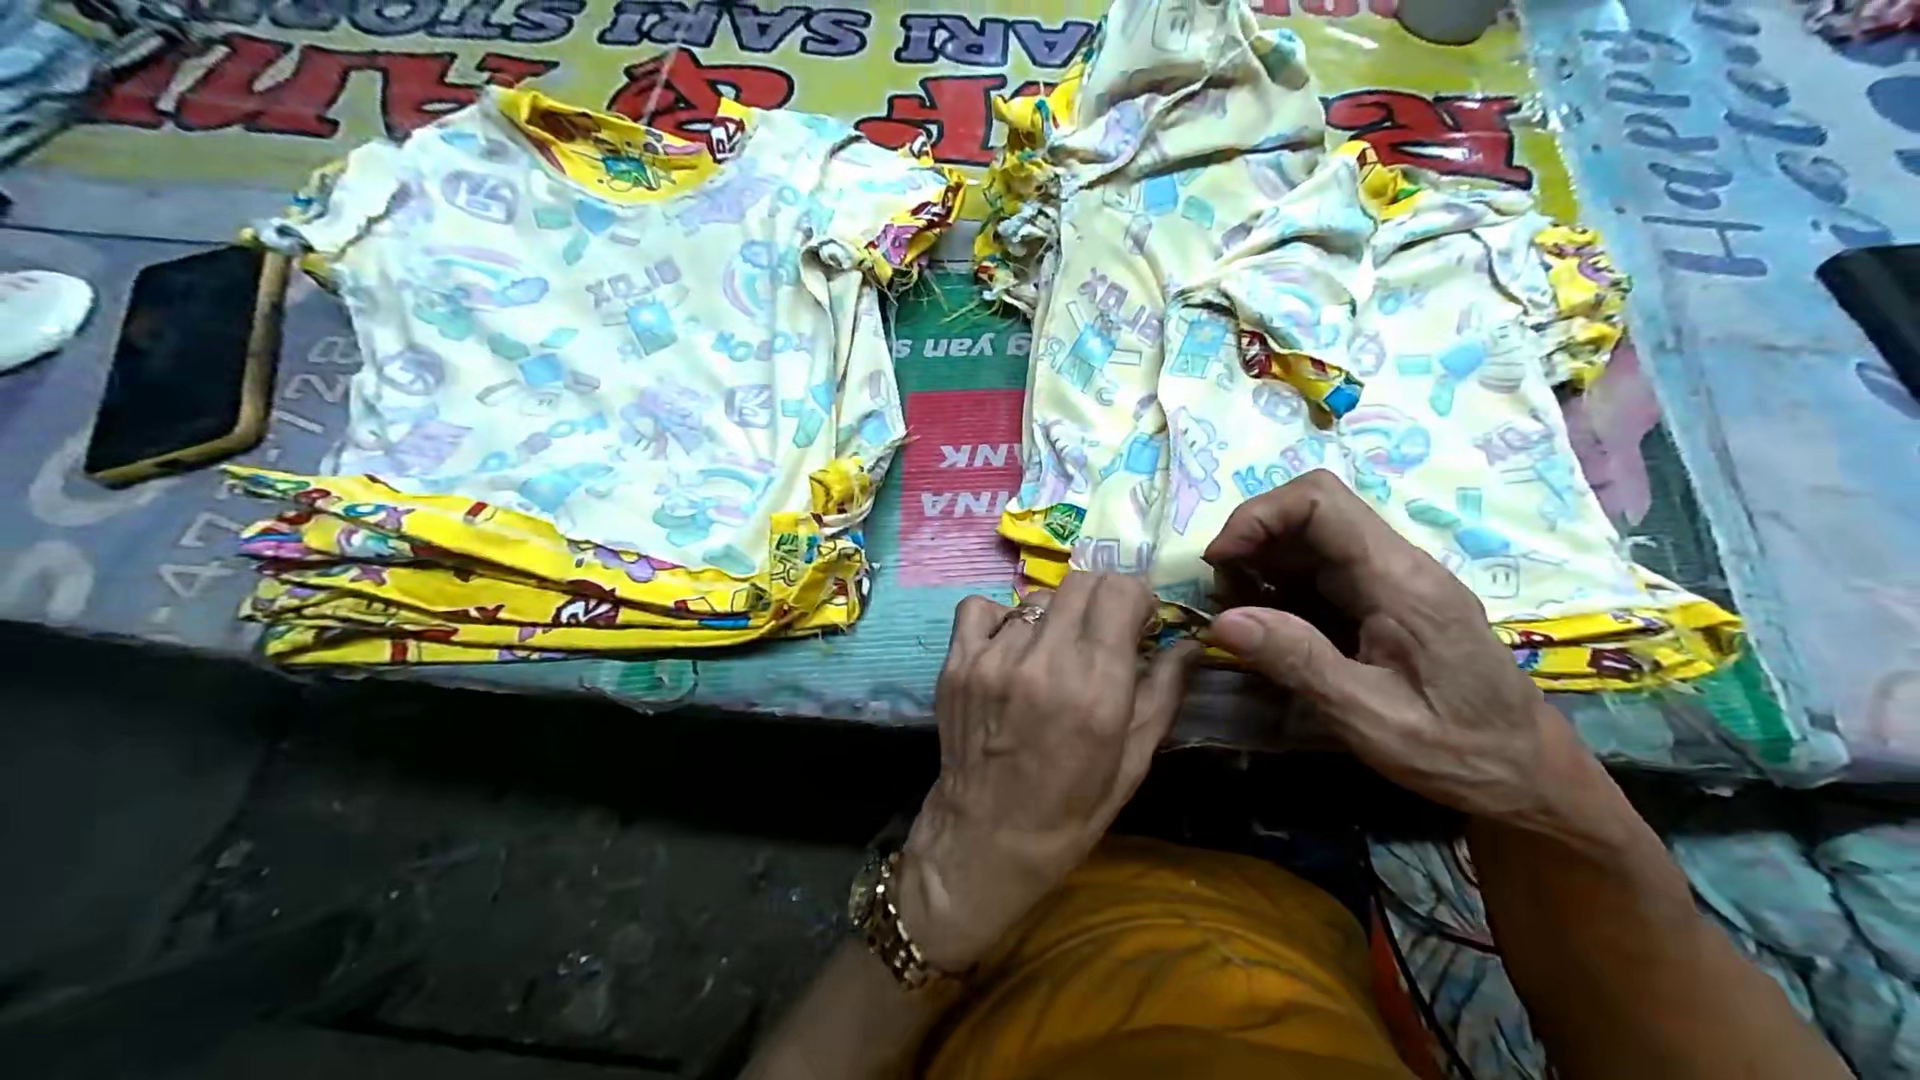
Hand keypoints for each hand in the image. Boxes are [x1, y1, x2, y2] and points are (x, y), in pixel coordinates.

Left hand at [895, 573, 1198, 972]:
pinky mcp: (957, 663)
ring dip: (1054, 618)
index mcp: (1097, 686)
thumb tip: (1189, 642)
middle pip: (1080, 583)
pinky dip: (999, 618)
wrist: (987, 838)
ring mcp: (994, 658)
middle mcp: (1045, 662)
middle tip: (1099, 632)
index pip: (1120, 591)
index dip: (1136, 599)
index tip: (1136, 622)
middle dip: (1101, 599)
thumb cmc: (1072, 808)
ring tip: (1052, 653)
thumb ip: (1164, 692)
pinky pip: (980, 608)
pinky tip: (1008, 646)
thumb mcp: (1134, 759)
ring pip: (1035, 600)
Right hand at [1201, 471, 1605, 835]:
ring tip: (1243, 619)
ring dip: (1259, 565)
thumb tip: (1222, 621)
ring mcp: (1387, 579)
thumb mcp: (1370, 717)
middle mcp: (1393, 564)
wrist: (1528, 773)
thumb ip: (1298, 662)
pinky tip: (1269, 628)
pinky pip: (1316, 569)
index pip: (1320, 501)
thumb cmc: (1457, 750)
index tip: (1218, 560)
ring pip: (1307, 539)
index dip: (1257, 515)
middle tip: (1225, 598)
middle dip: (1251, 542)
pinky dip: (1277, 586)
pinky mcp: (1379, 598)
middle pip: (1307, 512)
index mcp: (1398, 580)